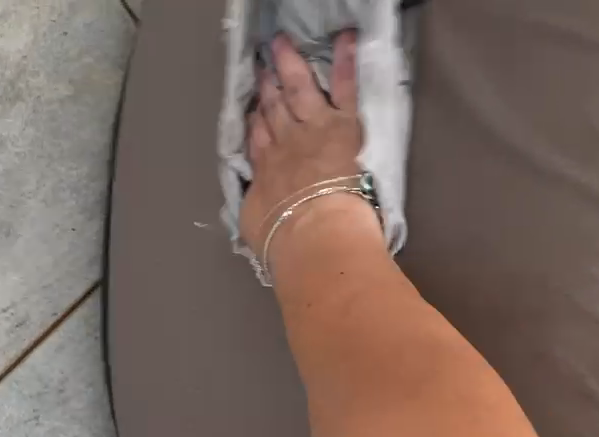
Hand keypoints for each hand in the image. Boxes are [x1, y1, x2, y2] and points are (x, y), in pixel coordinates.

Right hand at [239, 33, 372, 257]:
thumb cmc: (280, 236)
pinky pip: (344, 87)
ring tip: (284, 44)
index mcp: (265, 169)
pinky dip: (345, 62)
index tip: (253, 107)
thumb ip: (256, 206)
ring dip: (291, 65)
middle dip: (268, 86)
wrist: (309, 231)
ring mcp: (312, 129)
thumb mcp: (254, 224)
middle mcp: (284, 143)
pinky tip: (346, 38)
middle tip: (263, 65)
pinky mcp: (342, 124)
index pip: (258, 137)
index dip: (255, 119)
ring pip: (299, 90)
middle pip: (273, 109)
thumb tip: (255, 205)